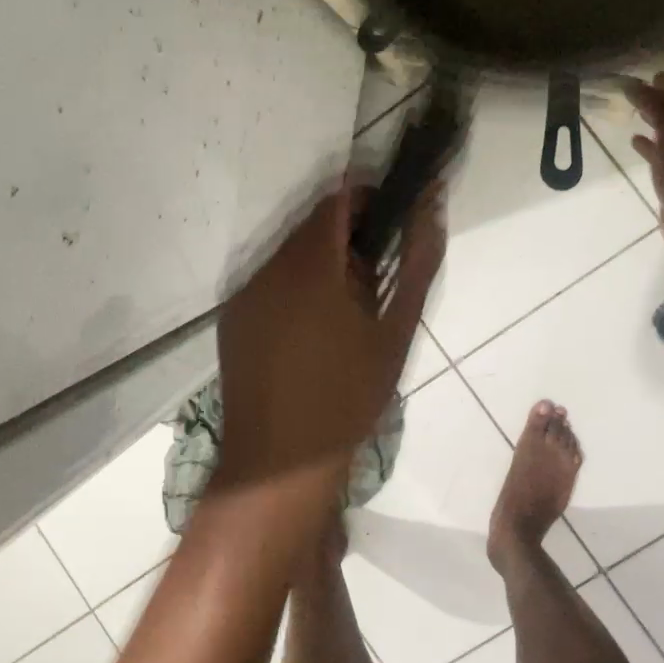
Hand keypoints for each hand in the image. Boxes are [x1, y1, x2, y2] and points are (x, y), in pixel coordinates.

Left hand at [215, 183, 443, 485]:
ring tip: (347, 307)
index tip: (391, 219)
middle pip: (309, 229)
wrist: (281, 462)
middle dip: (345, 235)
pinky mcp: (232, 322)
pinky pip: (267, 285)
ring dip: (319, 263)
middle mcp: (269, 271)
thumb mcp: (394, 332)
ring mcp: (244, 297)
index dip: (365, 200)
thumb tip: (432, 209)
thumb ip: (417, 264)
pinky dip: (293, 289)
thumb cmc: (348, 397)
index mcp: (310, 267)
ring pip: (287, 258)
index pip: (335, 203)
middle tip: (376, 271)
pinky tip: (313, 331)